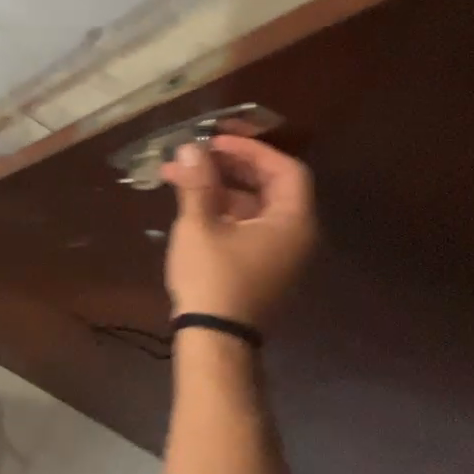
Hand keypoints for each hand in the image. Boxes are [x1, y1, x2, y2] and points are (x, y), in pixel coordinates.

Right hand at [160, 136, 317, 327]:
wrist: (216, 332)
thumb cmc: (212, 274)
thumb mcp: (200, 225)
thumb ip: (198, 184)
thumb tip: (190, 148)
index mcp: (292, 221)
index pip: (285, 170)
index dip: (251, 150)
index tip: (214, 141)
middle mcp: (295, 232)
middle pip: (272, 185)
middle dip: (231, 165)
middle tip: (193, 155)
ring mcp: (280, 249)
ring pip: (256, 203)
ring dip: (220, 185)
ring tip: (178, 176)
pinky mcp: (262, 261)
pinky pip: (248, 222)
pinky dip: (222, 206)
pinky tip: (190, 202)